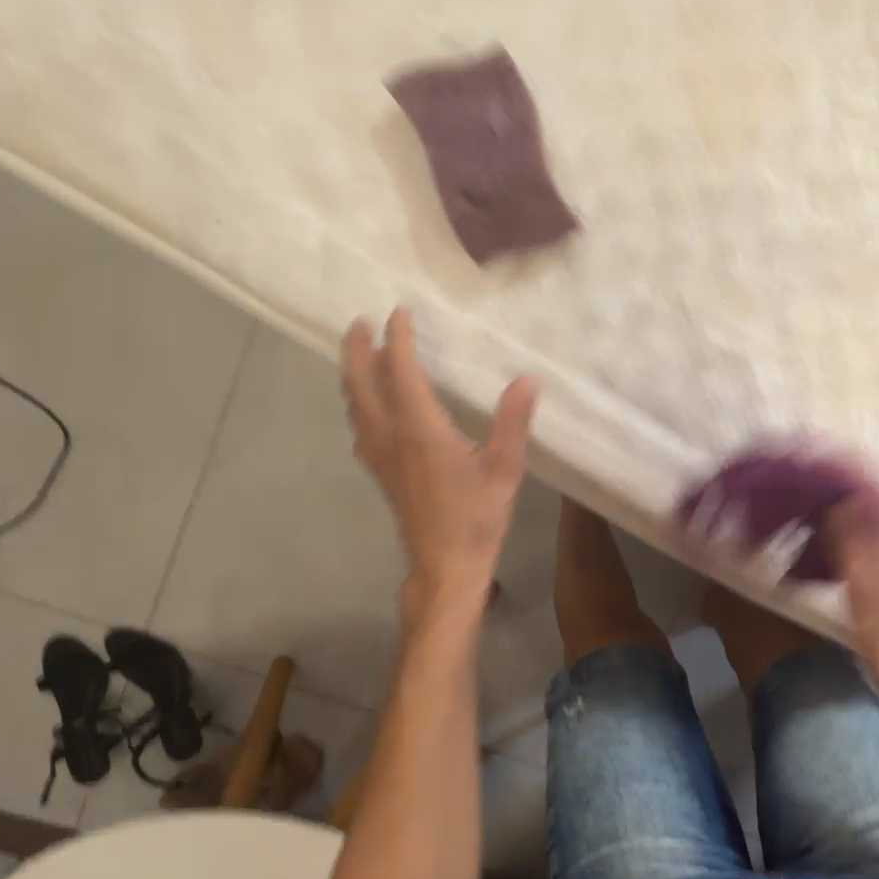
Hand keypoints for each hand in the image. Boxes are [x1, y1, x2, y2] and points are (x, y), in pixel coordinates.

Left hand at [342, 308, 538, 622]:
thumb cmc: (478, 518)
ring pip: (355, 405)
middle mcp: (391, 437)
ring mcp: (380, 457)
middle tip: (359, 323)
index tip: (399, 312)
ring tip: (362, 356)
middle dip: (356, 349)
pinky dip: (360, 403)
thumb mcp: (505, 470)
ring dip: (353, 375)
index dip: (397, 339)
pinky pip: (361, 426)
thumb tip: (525, 381)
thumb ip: (512, 423)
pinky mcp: (381, 474)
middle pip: (360, 383)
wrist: (446, 565)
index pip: (400, 371)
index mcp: (420, 430)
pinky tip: (372, 408)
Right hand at [826, 489, 878, 676]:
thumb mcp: (855, 569)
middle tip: (825, 480)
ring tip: (824, 497)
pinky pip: (870, 533)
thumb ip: (847, 531)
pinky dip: (851, 526)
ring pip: (874, 517)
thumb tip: (837, 498)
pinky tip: (830, 526)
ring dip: (852, 507)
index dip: (865, 475)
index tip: (839, 466)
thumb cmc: (874, 613)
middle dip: (854, 489)